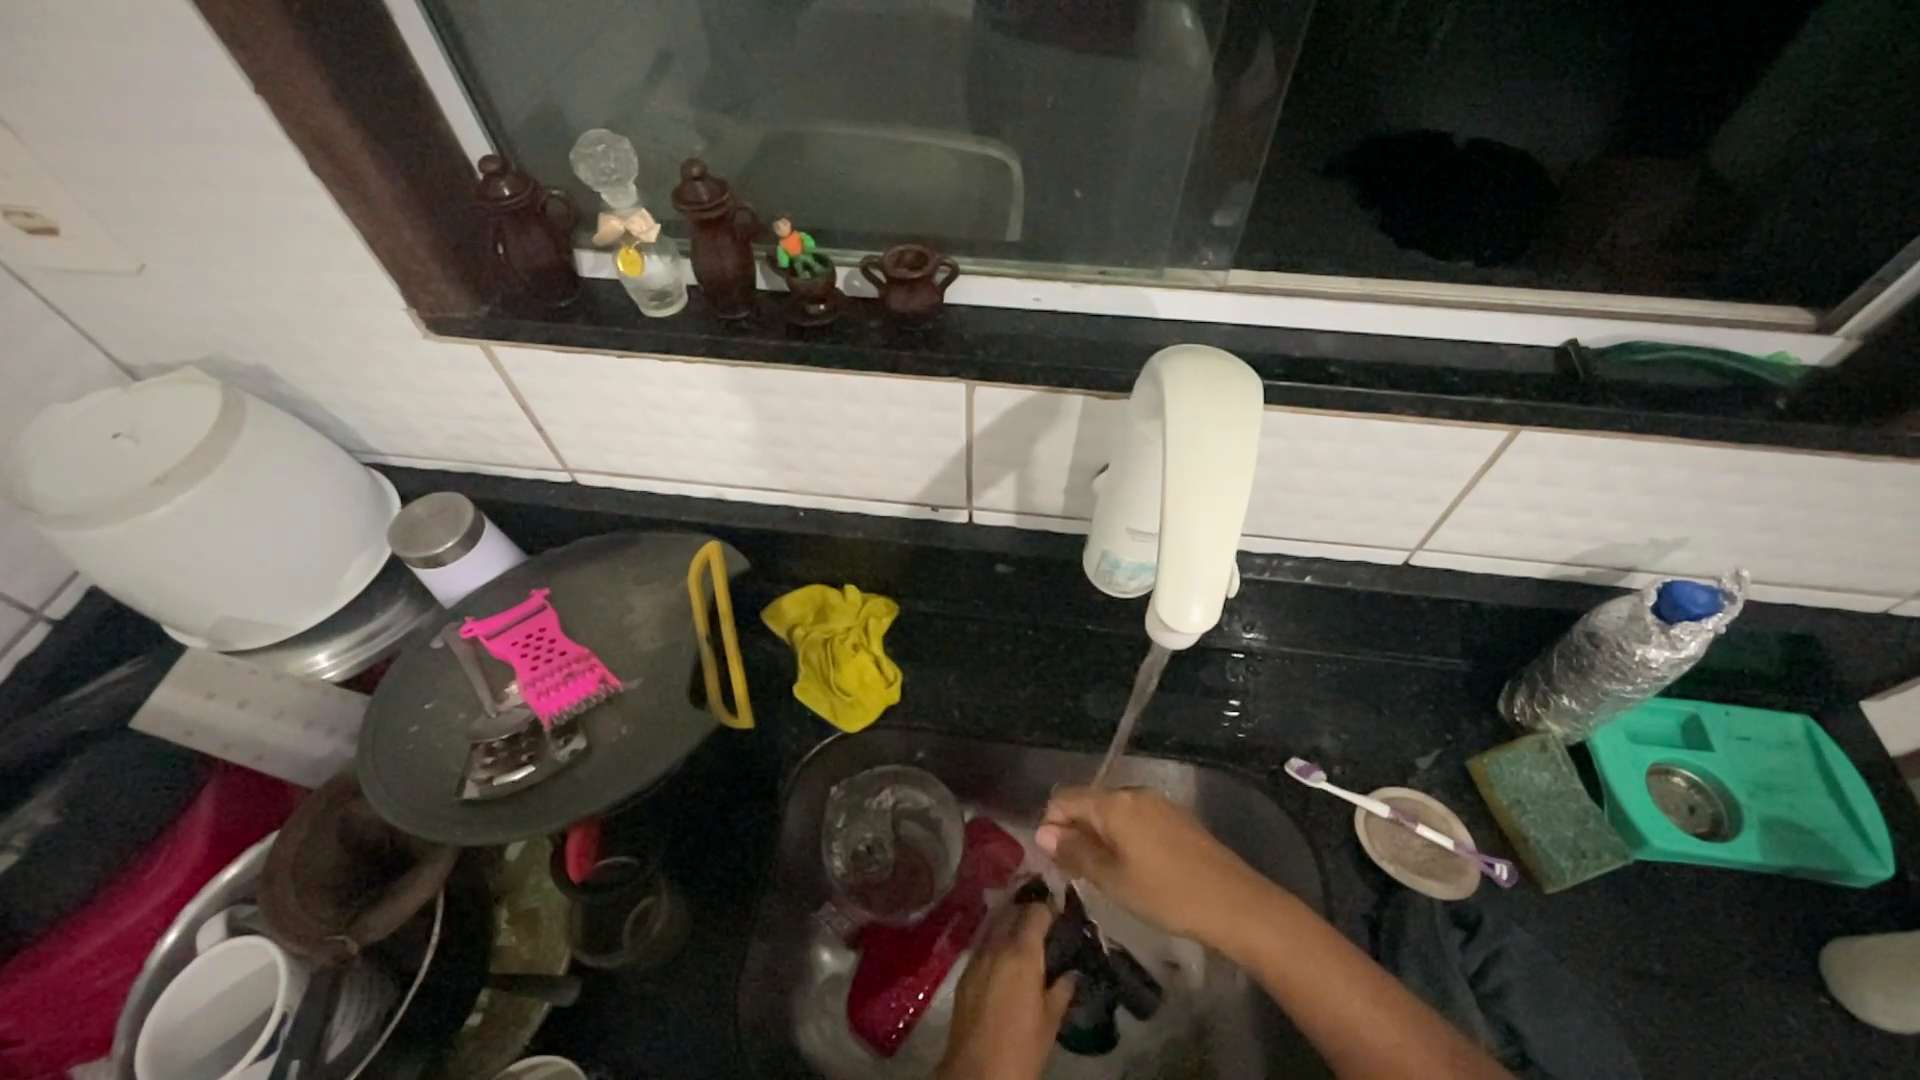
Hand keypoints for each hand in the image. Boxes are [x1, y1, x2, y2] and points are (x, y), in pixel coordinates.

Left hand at [937, 901, 1074, 1079]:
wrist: (976, 1073)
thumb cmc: (1021, 1047)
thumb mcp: (1050, 1021)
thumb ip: (1062, 990)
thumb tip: (1071, 973)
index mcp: (1022, 953)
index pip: (1035, 912)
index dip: (1048, 909)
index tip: (1060, 915)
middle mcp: (996, 947)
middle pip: (1012, 913)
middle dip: (1029, 912)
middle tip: (1046, 925)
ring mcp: (976, 958)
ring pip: (995, 927)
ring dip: (1010, 925)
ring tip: (1026, 939)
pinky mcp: (964, 973)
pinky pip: (983, 946)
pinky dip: (996, 943)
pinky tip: (1006, 959)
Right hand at [1035, 786, 1278, 947]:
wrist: (1234, 902)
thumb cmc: (1165, 893)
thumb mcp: (1111, 878)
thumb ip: (1074, 852)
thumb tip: (1043, 833)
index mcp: (1113, 802)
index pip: (1063, 799)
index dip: (1051, 827)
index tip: (1055, 863)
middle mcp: (1133, 792)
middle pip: (1088, 803)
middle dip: (1075, 833)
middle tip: (1077, 875)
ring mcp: (1158, 803)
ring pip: (1113, 813)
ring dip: (1100, 838)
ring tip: (1105, 876)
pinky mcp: (1176, 817)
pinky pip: (1136, 819)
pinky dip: (1124, 838)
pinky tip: (1134, 869)